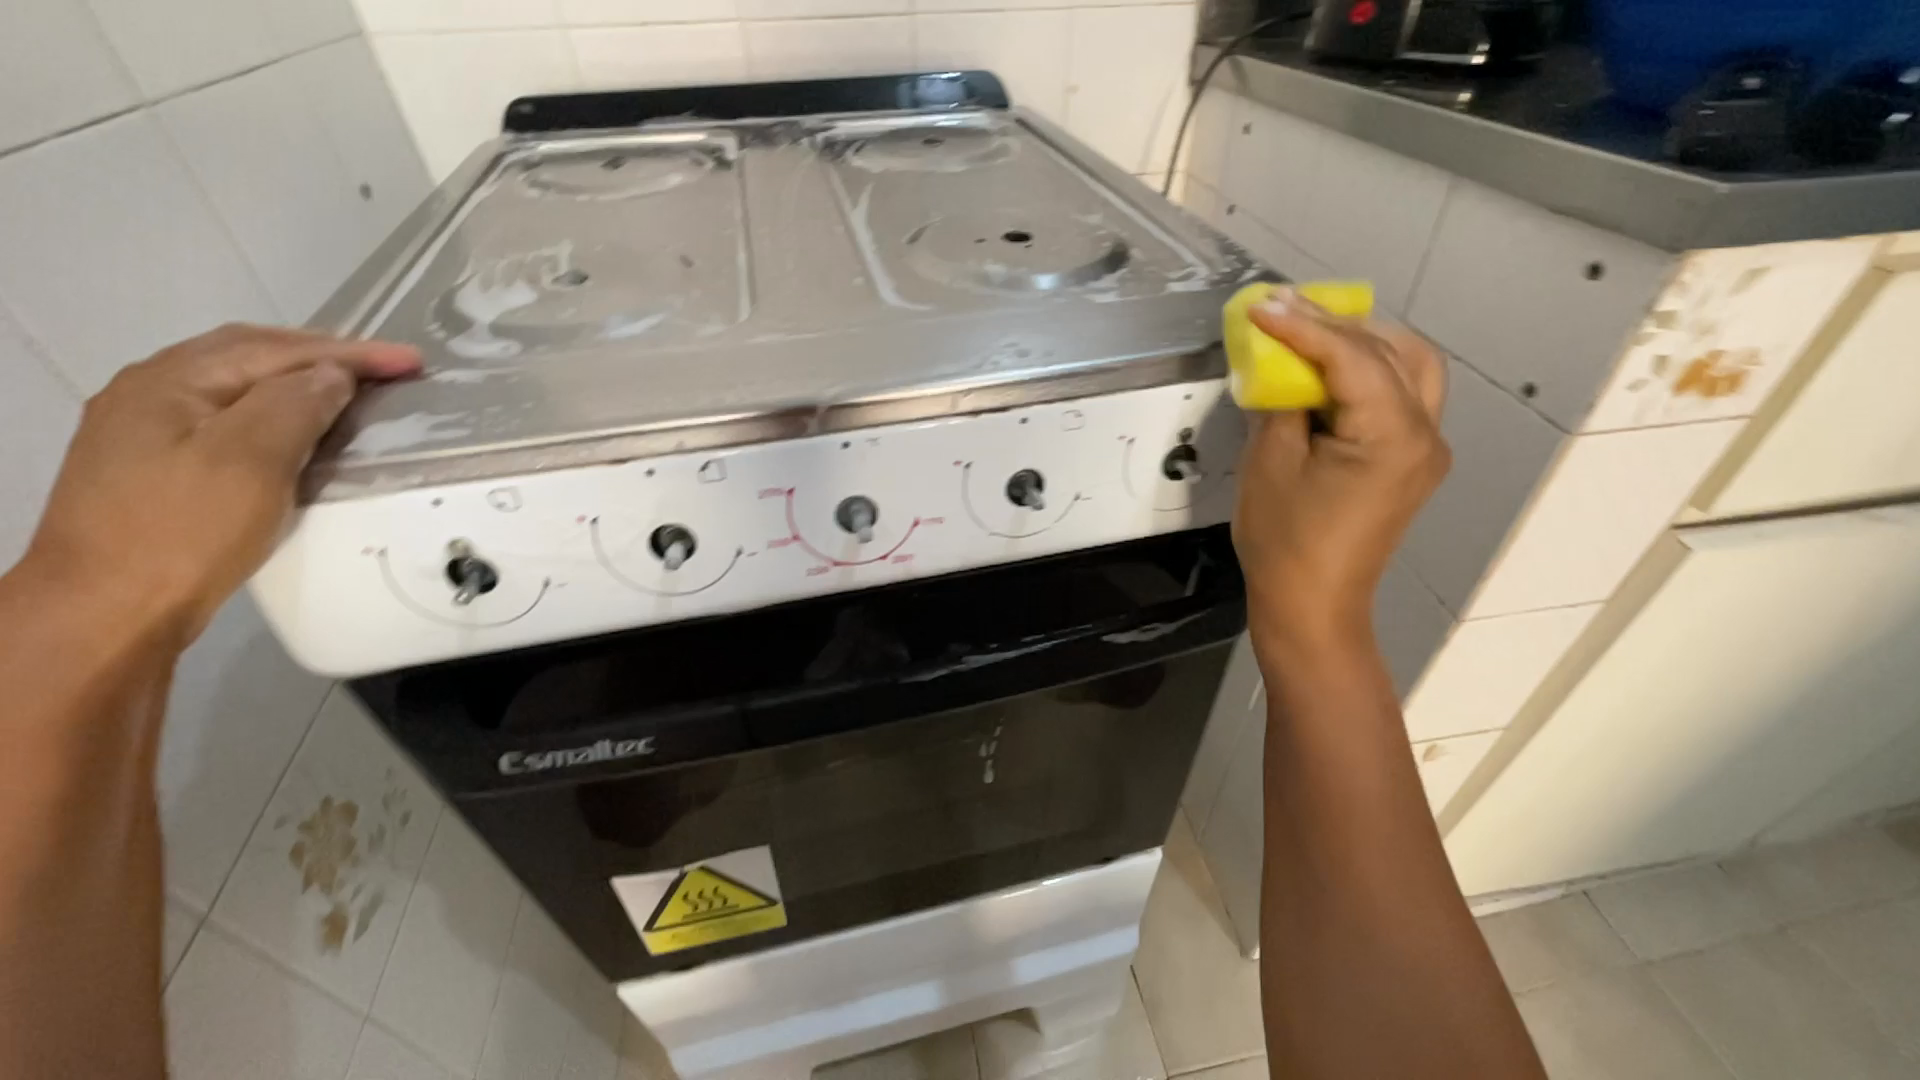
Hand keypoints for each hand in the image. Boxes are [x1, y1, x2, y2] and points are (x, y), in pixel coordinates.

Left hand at [21, 324, 419, 644]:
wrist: (107, 612)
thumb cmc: (184, 531)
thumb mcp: (251, 460)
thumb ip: (295, 405)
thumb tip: (332, 375)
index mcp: (169, 383)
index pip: (275, 350)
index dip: (350, 352)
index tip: (412, 362)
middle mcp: (150, 395)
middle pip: (249, 356)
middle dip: (322, 356)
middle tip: (384, 367)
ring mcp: (147, 434)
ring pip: (237, 387)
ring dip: (298, 382)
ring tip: (350, 391)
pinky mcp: (157, 470)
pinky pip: (229, 419)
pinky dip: (276, 413)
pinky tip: (299, 431)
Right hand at [1232, 289, 1448, 655]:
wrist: (1312, 605)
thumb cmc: (1284, 540)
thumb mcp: (1270, 462)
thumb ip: (1281, 400)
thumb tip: (1279, 363)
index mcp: (1393, 435)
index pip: (1353, 355)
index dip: (1303, 324)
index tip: (1261, 304)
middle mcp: (1425, 433)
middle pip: (1396, 350)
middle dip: (1340, 323)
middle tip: (1287, 310)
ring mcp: (1425, 448)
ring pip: (1410, 368)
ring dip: (1364, 342)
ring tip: (1312, 333)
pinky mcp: (1412, 462)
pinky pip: (1402, 396)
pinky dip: (1370, 372)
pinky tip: (1330, 371)